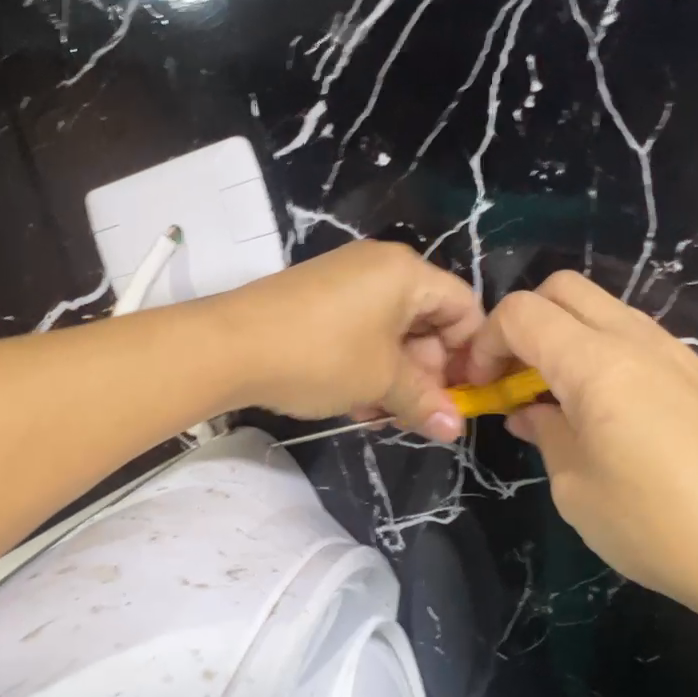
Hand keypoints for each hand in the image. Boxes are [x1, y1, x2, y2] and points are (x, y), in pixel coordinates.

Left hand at [213, 241, 483, 441]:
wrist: (229, 346)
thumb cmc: (320, 355)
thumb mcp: (379, 381)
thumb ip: (423, 401)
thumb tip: (456, 429)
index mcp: (405, 271)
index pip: (464, 307)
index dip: (469, 355)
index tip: (461, 398)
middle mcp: (377, 267)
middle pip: (426, 320)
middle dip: (425, 372)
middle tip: (414, 412)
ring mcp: (341, 281)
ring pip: (389, 332)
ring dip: (392, 376)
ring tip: (376, 412)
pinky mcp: (314, 300)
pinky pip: (357, 330)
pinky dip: (362, 364)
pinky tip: (349, 400)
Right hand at [466, 271, 697, 628]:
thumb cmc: (659, 528)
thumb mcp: (575, 489)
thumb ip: (546, 434)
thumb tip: (530, 413)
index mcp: (597, 363)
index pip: (522, 313)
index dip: (486, 341)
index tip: (481, 386)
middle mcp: (638, 342)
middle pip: (564, 290)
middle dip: (524, 322)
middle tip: (514, 377)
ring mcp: (679, 356)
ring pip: (604, 310)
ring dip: (566, 337)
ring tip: (557, 398)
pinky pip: (639, 341)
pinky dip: (604, 355)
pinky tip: (606, 414)